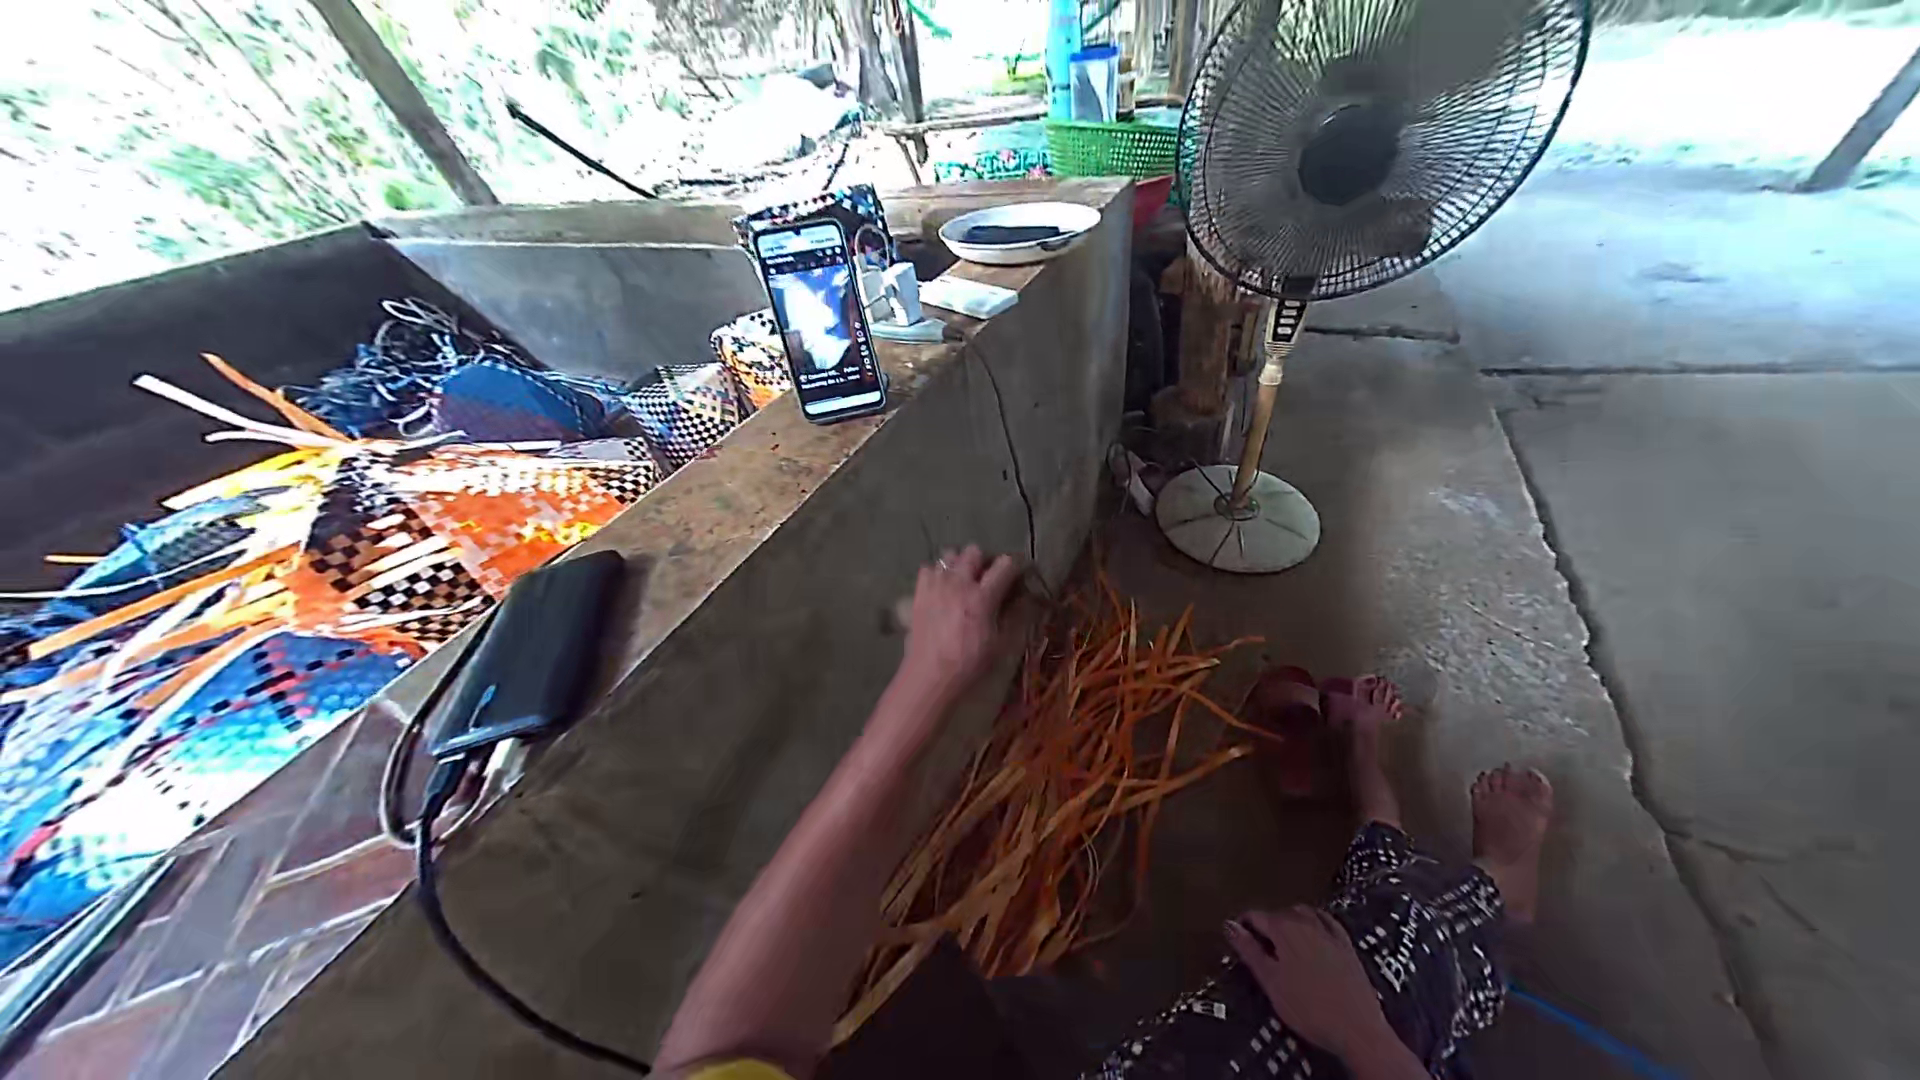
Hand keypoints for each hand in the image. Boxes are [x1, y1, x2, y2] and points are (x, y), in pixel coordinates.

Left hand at [897, 546, 1020, 706]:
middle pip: (975, 551)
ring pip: (950, 555)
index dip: (1017, 565)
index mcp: (982, 597)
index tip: (1021, 572)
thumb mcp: (1000, 644)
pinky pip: (929, 568)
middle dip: (986, 560)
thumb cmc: (968, 663)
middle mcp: (958, 583)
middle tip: (990, 577)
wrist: (929, 676)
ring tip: (965, 581)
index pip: (1006, 564)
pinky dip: (938, 573)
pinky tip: (943, 588)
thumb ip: (1015, 616)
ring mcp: (936, 585)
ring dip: (960, 564)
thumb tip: (1027, 598)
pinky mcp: (919, 592)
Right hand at [1225, 907, 1399, 1064]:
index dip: (1242, 927)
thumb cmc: (1309, 1008)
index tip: (1238, 941)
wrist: (1359, 1031)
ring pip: (1301, 913)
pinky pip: (1327, 921)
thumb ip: (1248, 950)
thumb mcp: (1271, 981)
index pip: (1254, 916)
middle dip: (1265, 925)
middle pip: (1277, 914)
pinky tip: (1314, 930)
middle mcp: (1304, 921)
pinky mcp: (1347, 945)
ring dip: (1289, 920)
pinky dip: (1316, 920)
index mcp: (1282, 928)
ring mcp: (1328, 931)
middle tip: (1259, 948)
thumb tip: (1229, 924)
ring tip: (1283, 940)